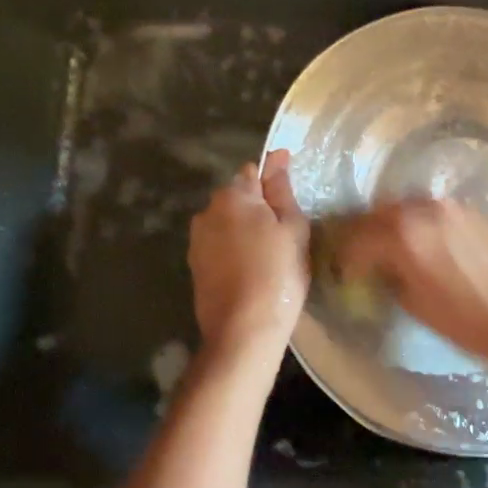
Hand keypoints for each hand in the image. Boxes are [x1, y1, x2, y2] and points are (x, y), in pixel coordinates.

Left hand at [188, 150, 309, 359]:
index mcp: (233, 196)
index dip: (273, 183)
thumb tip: (276, 156)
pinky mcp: (195, 266)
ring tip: (269, 254)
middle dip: (257, 207)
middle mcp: (208, 211)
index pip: (253, 172)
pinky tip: (252, 269)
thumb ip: (282, 190)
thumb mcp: (292, 227)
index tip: (290, 203)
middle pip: (238, 197)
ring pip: (227, 223)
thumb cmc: (278, 273)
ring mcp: (197, 240)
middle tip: (284, 233)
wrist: (244, 331)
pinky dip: (234, 250)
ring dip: (244, 229)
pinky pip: (219, 246)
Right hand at [338, 198, 487, 357]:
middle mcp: (422, 210)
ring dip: (388, 224)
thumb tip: (376, 269)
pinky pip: (428, 210)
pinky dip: (414, 222)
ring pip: (403, 207)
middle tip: (358, 256)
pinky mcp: (468, 211)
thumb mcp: (415, 306)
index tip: (342, 272)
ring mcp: (448, 206)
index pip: (357, 237)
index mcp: (404, 236)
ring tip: (385, 249)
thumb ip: (389, 278)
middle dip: (363, 233)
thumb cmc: (469, 323)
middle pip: (377, 213)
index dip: (345, 256)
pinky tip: (416, 244)